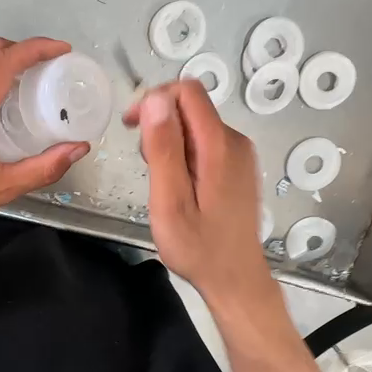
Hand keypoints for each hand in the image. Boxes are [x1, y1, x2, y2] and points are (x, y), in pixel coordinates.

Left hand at [0, 37, 91, 238]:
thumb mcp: (1, 189)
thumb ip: (43, 169)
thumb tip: (79, 148)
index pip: (3, 63)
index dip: (35, 49)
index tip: (62, 50)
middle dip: (22, 49)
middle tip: (50, 64)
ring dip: (4, 62)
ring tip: (30, 80)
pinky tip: (2, 101)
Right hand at [127, 79, 274, 301]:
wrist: (235, 279)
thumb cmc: (198, 247)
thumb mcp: (170, 201)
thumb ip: (163, 149)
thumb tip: (155, 100)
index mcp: (219, 146)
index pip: (187, 91)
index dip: (154, 100)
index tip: (131, 128)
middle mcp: (235, 141)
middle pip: (190, 106)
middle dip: (159, 123)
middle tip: (147, 165)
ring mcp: (239, 154)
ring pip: (195, 124)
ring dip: (169, 141)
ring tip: (162, 181)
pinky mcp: (237, 167)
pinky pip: (204, 143)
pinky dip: (183, 154)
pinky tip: (177, 186)